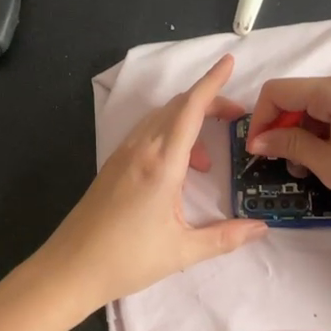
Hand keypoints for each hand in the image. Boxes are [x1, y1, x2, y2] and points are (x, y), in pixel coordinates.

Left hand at [38, 55, 266, 309]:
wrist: (70, 268)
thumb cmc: (126, 260)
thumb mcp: (183, 251)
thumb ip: (225, 238)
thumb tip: (261, 229)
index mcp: (161, 164)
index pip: (191, 109)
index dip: (212, 83)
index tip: (229, 61)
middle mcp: (141, 149)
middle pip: (177, 107)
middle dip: (208, 102)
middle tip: (235, 117)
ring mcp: (122, 155)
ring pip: (160, 119)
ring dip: (188, 122)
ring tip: (209, 161)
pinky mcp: (112, 166)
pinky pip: (147, 134)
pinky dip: (170, 137)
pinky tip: (180, 171)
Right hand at [246, 70, 330, 224]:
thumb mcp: (328, 164)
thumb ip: (289, 145)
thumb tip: (258, 140)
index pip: (279, 91)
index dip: (260, 120)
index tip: (257, 152)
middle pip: (298, 96)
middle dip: (283, 128)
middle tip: (286, 165)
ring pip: (316, 105)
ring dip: (303, 133)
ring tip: (310, 168)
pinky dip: (324, 131)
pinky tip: (330, 158)